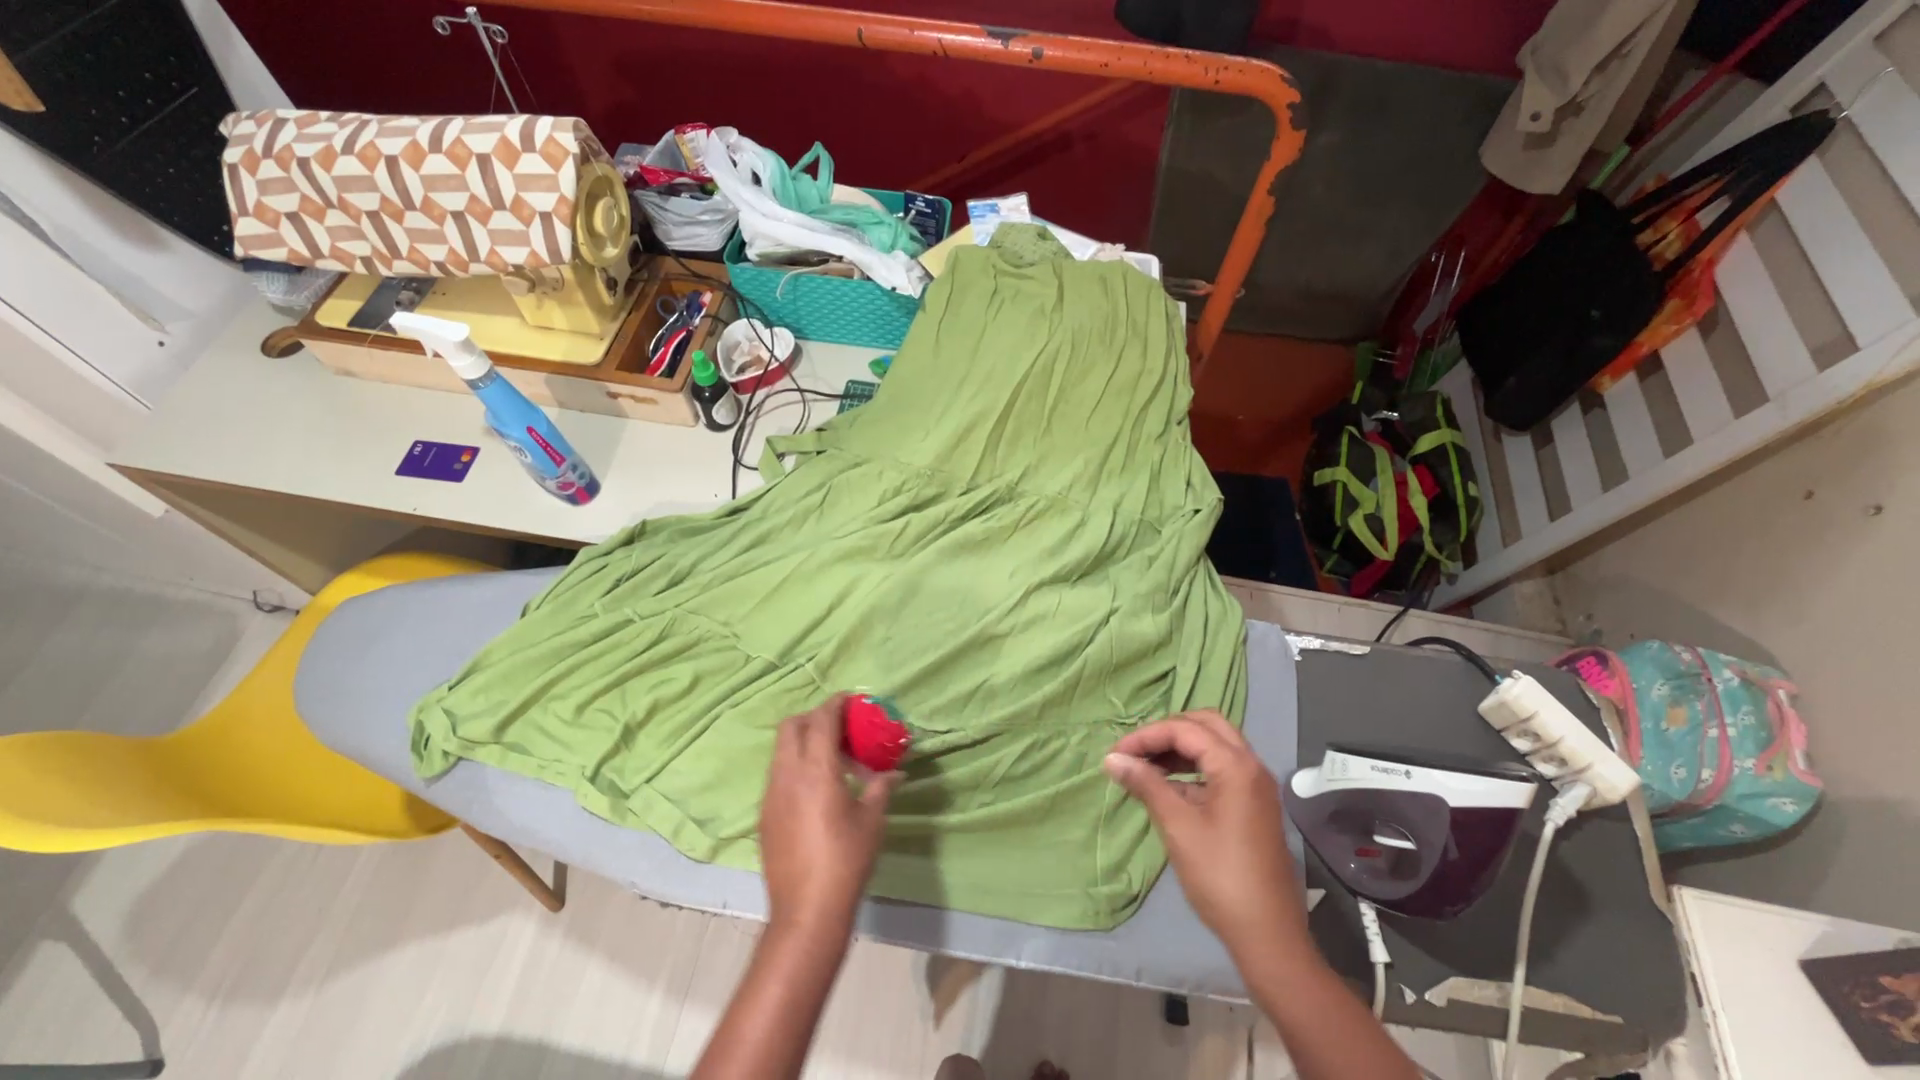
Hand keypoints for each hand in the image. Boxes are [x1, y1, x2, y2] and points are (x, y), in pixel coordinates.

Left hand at [759, 696, 900, 934]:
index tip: (853, 700)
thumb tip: (895, 772)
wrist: (807, 909)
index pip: (821, 720)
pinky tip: (819, 792)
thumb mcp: (872, 820)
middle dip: (816, 718)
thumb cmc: (846, 860)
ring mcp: (771, 795)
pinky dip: (797, 768)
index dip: (837, 704)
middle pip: (792, 726)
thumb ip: (881, 788)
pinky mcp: (765, 815)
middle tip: (842, 729)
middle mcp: (787, 775)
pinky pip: (779, 776)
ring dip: (806, 744)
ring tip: (835, 763)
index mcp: (815, 770)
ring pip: (782, 751)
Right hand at [1104, 710, 1311, 962]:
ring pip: (1215, 746)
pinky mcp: (1254, 805)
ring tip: (1145, 768)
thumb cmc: (1219, 876)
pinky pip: (1221, 769)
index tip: (1115, 754)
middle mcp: (1251, 766)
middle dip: (1167, 732)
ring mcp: (1256, 786)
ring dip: (1180, 749)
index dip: (1146, 736)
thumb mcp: (1178, 826)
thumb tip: (1112, 758)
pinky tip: (1168, 788)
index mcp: (1236, 766)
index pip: (1185, 730)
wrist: (1266, 931)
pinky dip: (1193, 768)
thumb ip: (1146, 785)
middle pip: (1206, 726)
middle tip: (1135, 752)